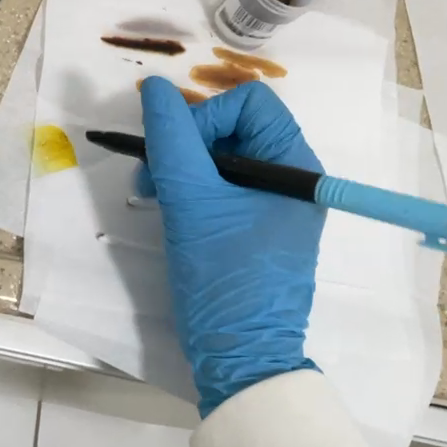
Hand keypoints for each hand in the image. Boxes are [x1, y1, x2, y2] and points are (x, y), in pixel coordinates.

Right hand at [139, 77, 324, 415]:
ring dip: (180, 167)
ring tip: (151, 194)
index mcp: (295, 167)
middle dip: (185, 144)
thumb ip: (172, 140)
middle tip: (151, 175)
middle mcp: (291, 179)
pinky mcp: (253, 228)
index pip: (248, 104)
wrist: (240, 357)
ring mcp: (273, 206)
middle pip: (232, 128)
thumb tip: (155, 89)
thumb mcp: (191, 202)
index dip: (205, 118)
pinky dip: (189, 190)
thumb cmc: (223, 276)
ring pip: (220, 158)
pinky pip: (219, 188)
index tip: (175, 155)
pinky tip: (167, 209)